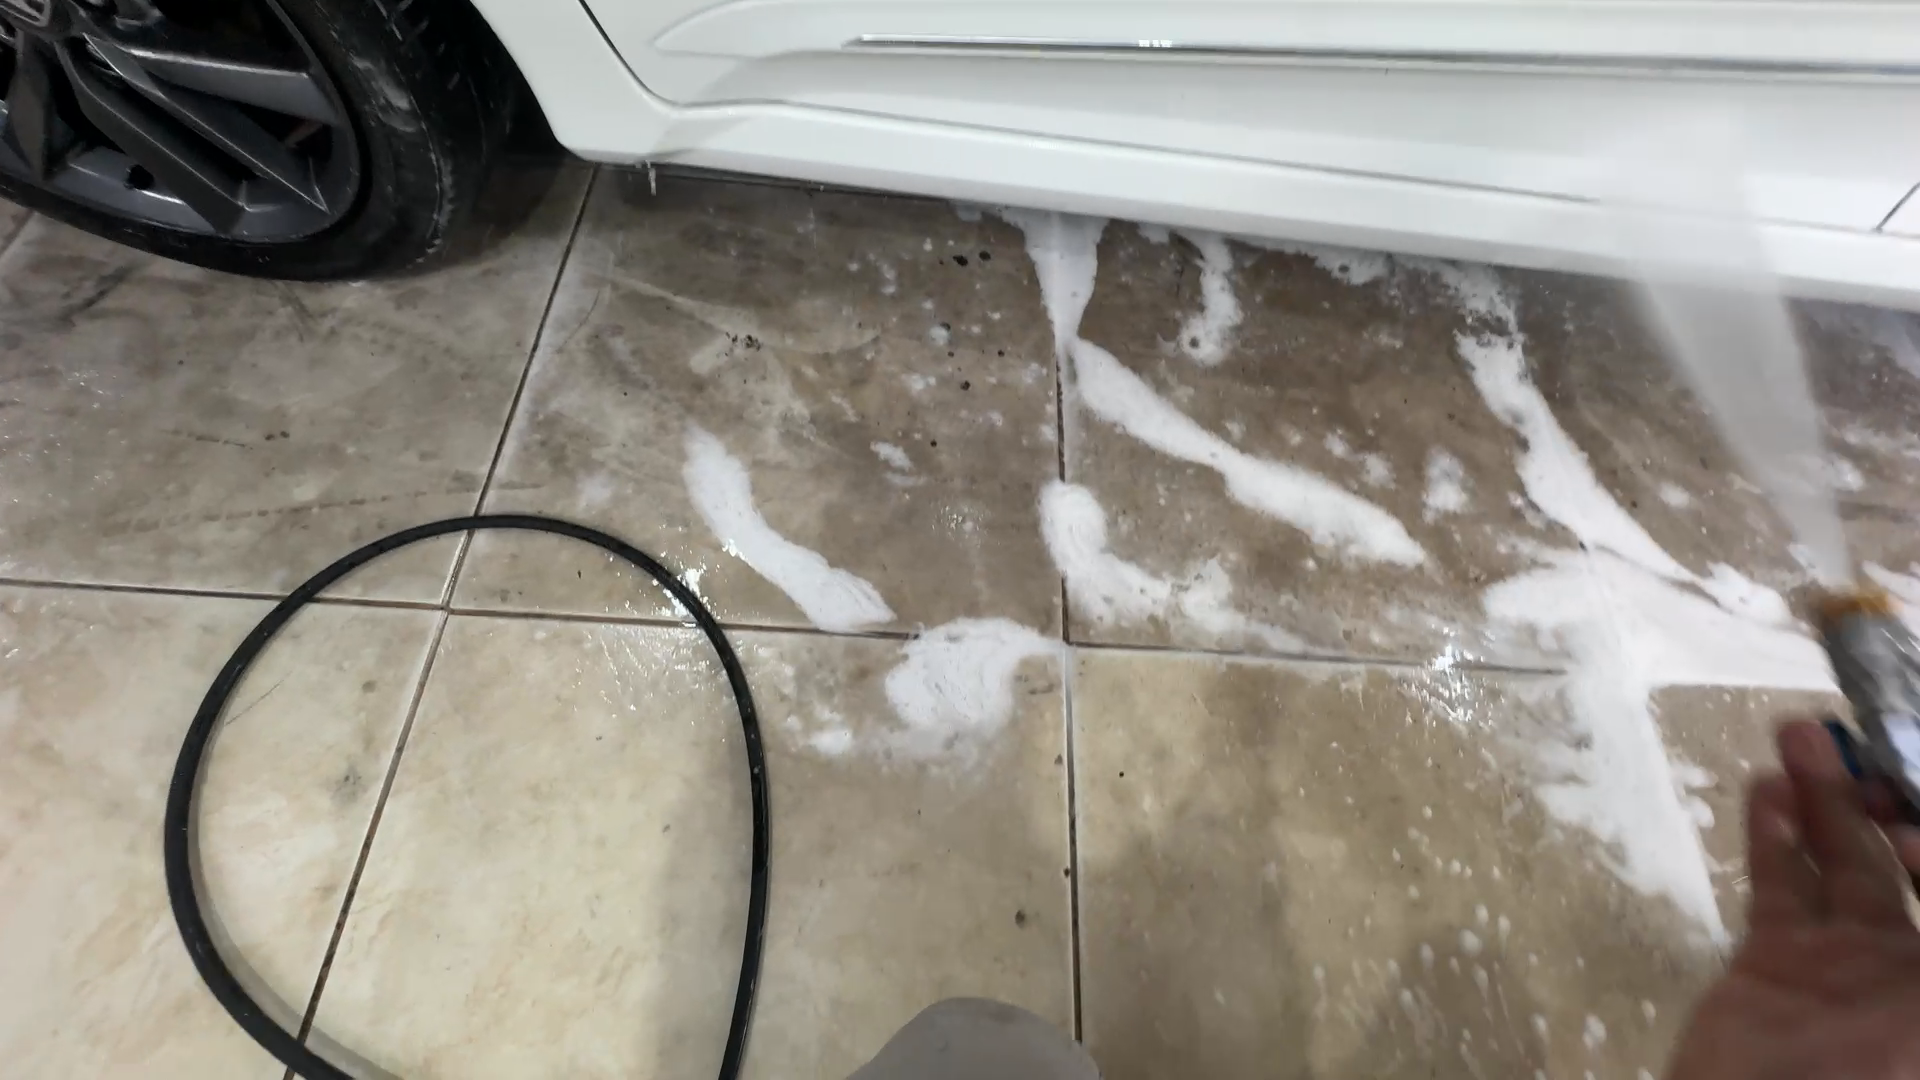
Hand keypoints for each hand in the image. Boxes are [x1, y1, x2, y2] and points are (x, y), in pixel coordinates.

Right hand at [1665, 720, 1919, 1079]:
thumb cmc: (1892, 1066)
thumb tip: (1916, 845)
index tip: (1912, 772)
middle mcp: (1919, 962)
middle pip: (1909, 865)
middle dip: (1887, 802)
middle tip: (1847, 742)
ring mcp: (1850, 960)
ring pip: (1841, 864)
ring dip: (1823, 803)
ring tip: (1800, 742)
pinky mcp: (1778, 955)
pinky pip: (1778, 886)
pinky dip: (1771, 835)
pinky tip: (1765, 791)